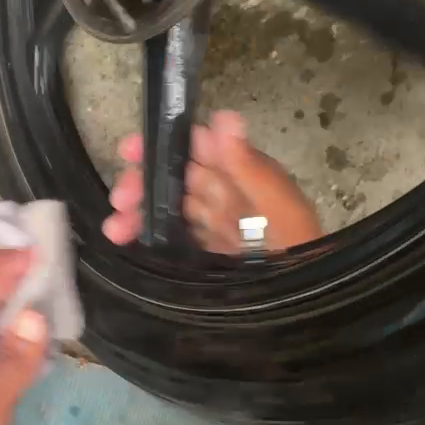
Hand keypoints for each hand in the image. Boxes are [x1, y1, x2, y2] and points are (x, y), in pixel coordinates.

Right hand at [102, 110, 324, 253]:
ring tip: (114, 229)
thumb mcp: (279, 211)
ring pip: (168, 210)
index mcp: (246, 176)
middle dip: (143, 182)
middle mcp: (228, 197)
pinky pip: (170, 240)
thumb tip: (223, 117)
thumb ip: (250, 168)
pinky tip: (124, 240)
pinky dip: (144, 238)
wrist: (310, 307)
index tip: (132, 149)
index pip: (200, 147)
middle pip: (176, 179)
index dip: (164, 143)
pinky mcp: (207, 257)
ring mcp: (215, 228)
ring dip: (138, 212)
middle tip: (121, 197)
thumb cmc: (300, 257)